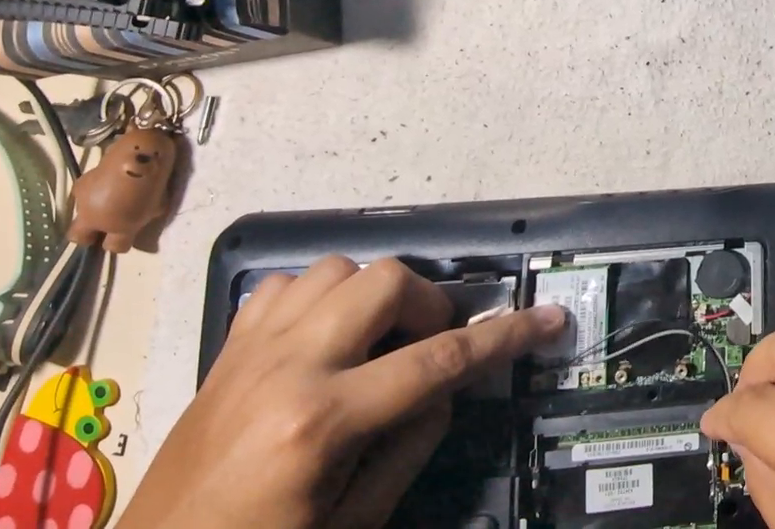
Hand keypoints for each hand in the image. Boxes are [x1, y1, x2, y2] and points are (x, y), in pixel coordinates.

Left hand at [118, 256, 564, 528]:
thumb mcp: (357, 517)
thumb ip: (415, 442)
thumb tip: (449, 383)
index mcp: (322, 422)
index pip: (441, 359)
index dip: (507, 337)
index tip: (550, 319)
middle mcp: (286, 370)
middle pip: (386, 282)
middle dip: (429, 304)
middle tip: (430, 344)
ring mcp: (247, 355)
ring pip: (336, 269)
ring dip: (373, 295)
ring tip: (378, 337)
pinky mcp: (224, 355)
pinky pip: (282, 287)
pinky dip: (318, 297)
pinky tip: (325, 335)